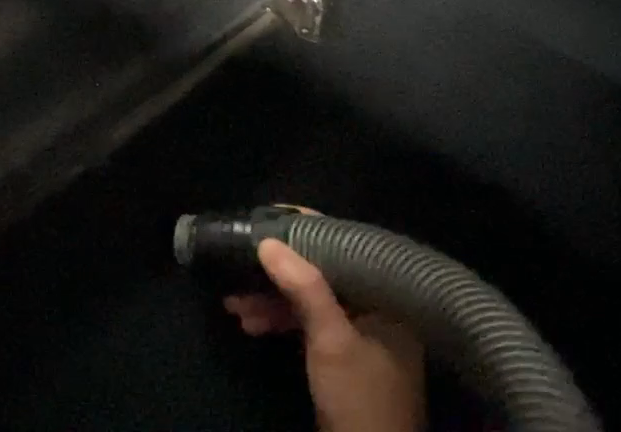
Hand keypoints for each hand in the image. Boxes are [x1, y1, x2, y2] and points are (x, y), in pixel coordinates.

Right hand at [224, 240, 426, 431]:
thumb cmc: (359, 398)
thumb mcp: (330, 340)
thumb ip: (304, 287)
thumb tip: (267, 241)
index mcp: (387, 299)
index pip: (344, 247)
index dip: (303, 232)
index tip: (265, 222)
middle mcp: (377, 309)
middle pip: (320, 273)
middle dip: (276, 272)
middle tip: (239, 266)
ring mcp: (360, 334)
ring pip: (309, 299)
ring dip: (270, 299)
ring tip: (234, 305)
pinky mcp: (343, 355)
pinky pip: (307, 322)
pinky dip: (279, 320)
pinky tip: (250, 324)